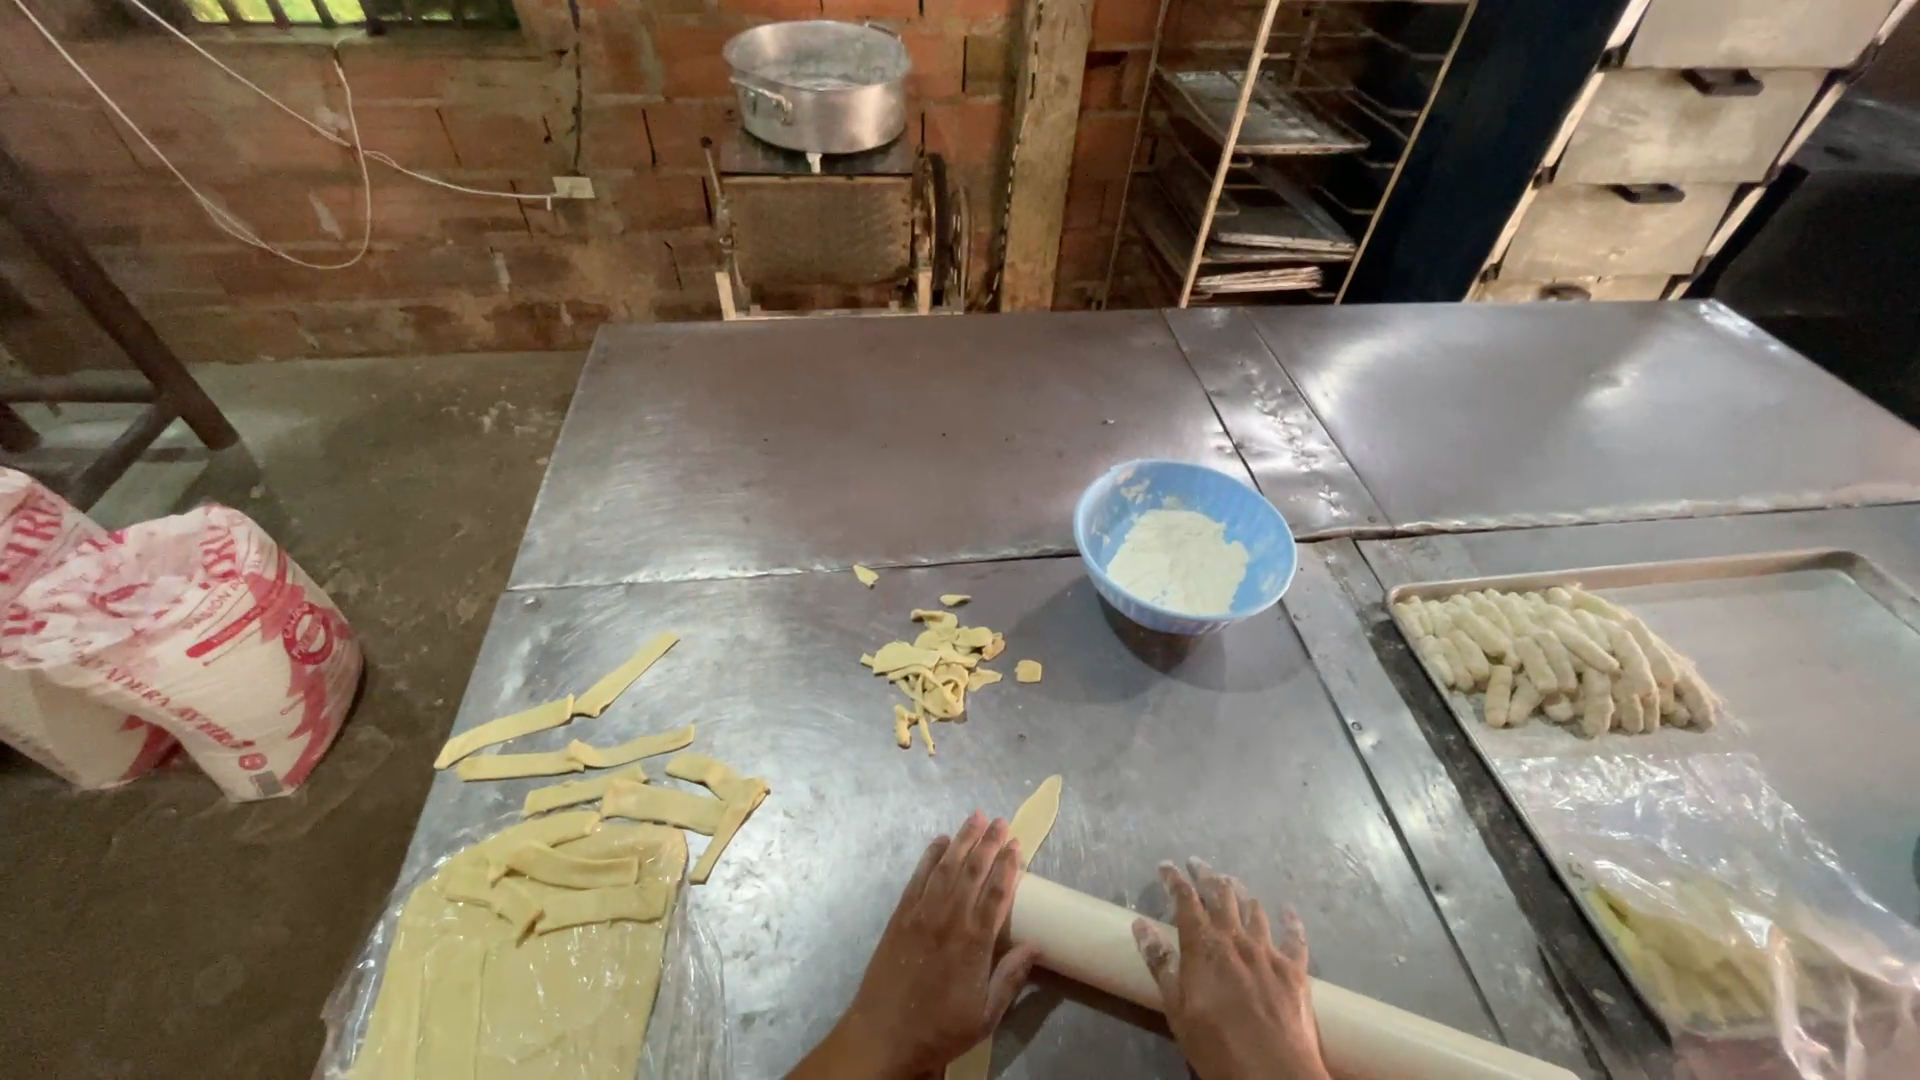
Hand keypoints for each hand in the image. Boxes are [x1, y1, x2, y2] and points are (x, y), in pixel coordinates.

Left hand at [787, 813, 1039, 1079]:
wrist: (883, 1035)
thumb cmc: (940, 1028)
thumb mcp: (985, 1015)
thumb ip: (1010, 977)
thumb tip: (1036, 946)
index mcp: (974, 943)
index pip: (996, 894)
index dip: (1008, 866)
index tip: (1017, 845)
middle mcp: (949, 919)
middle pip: (972, 871)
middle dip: (988, 843)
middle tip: (1000, 821)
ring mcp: (922, 913)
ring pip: (946, 867)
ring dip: (962, 840)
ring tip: (975, 818)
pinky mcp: (900, 915)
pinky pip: (918, 877)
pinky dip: (930, 856)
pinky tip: (940, 841)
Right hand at [1132, 858, 1332, 1079]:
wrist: (1273, 1074)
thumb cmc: (1216, 1044)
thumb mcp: (1176, 1007)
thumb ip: (1160, 963)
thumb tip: (1140, 925)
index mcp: (1204, 944)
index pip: (1186, 899)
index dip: (1174, 879)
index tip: (1165, 866)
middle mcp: (1236, 938)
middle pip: (1221, 894)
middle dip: (1207, 875)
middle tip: (1197, 863)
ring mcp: (1268, 952)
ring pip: (1254, 910)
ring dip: (1241, 892)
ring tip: (1232, 882)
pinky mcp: (1295, 971)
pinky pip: (1294, 938)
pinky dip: (1291, 922)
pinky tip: (1289, 911)